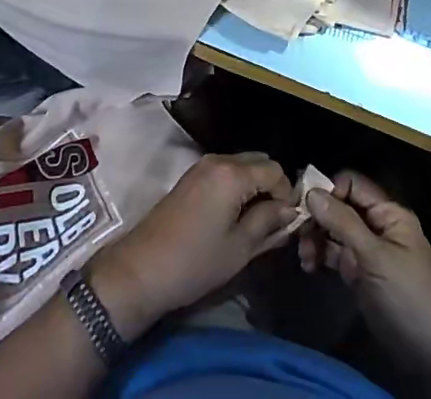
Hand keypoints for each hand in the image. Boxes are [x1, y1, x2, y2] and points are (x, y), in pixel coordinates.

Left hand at [87, 153, 298, 338]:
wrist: (141, 269)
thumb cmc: (195, 262)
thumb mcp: (240, 247)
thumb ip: (268, 222)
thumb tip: (289, 210)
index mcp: (232, 173)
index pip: (276, 170)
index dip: (287, 194)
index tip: (287, 221)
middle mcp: (217, 160)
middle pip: (259, 161)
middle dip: (272, 186)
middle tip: (274, 220)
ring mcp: (200, 166)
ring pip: (242, 165)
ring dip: (254, 186)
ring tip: (256, 221)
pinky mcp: (190, 178)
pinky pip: (224, 172)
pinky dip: (237, 186)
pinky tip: (235, 215)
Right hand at [299, 172, 430, 397]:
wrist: (429, 354)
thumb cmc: (407, 296)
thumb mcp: (375, 256)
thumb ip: (343, 222)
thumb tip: (311, 191)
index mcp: (388, 213)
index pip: (352, 185)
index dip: (328, 189)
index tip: (302, 203)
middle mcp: (377, 225)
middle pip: (339, 206)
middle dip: (317, 217)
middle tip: (296, 232)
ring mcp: (367, 250)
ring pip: (333, 230)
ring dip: (315, 238)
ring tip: (305, 258)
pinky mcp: (358, 273)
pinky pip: (333, 253)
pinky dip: (320, 255)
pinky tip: (309, 266)